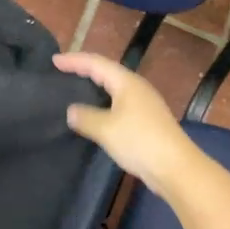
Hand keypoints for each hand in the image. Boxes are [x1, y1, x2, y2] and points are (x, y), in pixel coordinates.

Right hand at [54, 52, 206, 196]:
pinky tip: (95, 115)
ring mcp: (144, 104)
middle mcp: (137, 88)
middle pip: (106, 72)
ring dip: (95, 86)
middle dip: (84, 69)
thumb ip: (85, 117)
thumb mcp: (106, 129)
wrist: (175, 167)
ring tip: (75, 89)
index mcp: (127, 82)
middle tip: (62, 71)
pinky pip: (119, 104)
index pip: (96, 63)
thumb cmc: (140, 141)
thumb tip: (72, 111)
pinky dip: (103, 103)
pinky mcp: (146, 121)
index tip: (53, 61)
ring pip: (114, 88)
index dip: (74, 60)